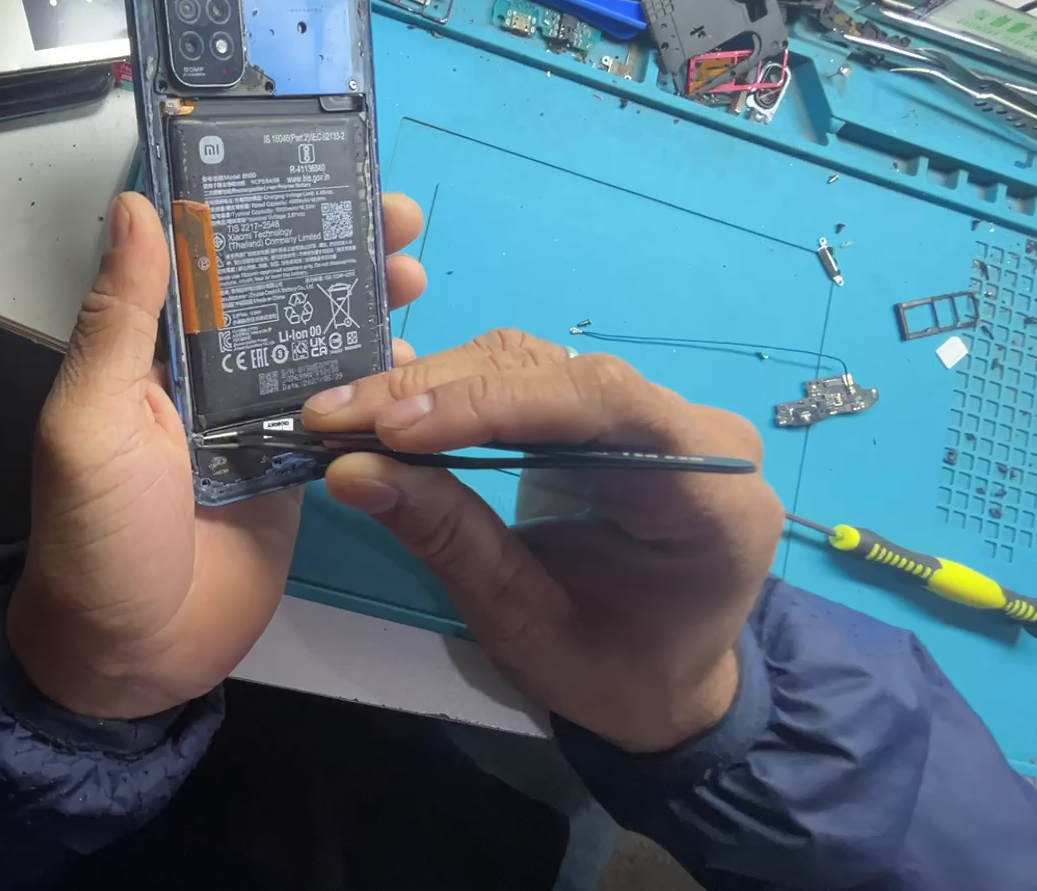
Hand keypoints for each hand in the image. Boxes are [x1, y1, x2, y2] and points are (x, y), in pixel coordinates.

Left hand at [9, 190, 425, 718]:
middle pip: (276, 289)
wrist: (133, 652)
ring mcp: (257, 417)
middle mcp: (207, 370)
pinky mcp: (296, 464)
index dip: (258, 206)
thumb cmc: (98, 535)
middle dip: (334, 248)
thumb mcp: (93, 419)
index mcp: (155, 347)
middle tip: (395, 221)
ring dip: (364, 304)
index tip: (315, 171)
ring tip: (414, 277)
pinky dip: (378, 383)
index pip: (208, 255)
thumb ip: (119, 319)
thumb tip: (135, 206)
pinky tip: (414, 356)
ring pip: (317, 341)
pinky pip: (342, 410)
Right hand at [303, 330, 783, 751]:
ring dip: (423, 384)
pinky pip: (511, 375)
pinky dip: (439, 388)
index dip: (488, 403)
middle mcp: (682, 428)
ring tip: (344, 413)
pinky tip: (383, 403)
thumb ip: (447, 538)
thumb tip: (350, 471)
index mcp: (703, 495)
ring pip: (518, 360)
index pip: (600, 403)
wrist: (661, 676)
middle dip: (431, 390)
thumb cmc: (610, 668)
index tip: (392, 429)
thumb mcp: (523, 621)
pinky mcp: (592, 409)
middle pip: (545, 371)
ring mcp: (637, 409)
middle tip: (333, 418)